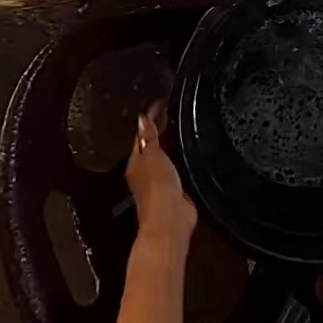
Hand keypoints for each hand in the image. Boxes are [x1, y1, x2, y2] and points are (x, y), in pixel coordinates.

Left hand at [127, 103, 196, 249]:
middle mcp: (146, 172)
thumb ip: (149, 137)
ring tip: (177, 127)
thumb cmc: (157, 189)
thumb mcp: (152, 156)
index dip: (149, 118)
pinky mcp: (176, 190)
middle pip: (150, 145)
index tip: (158, 103)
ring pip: (163, 156)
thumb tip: (143, 118)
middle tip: (167, 111)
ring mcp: (160, 181)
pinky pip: (176, 167)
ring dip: (168, 143)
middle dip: (157, 130)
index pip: (141, 133)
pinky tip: (186, 153)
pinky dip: (179, 158)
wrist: (171, 219)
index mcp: (136, 162)